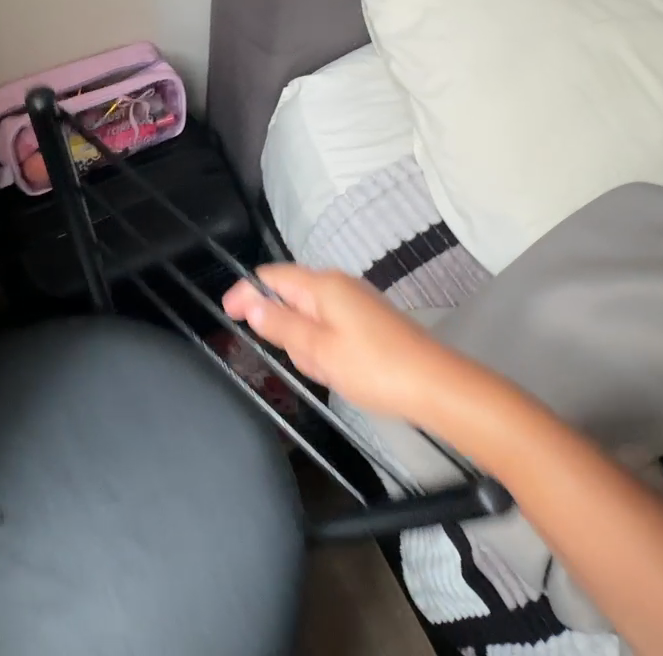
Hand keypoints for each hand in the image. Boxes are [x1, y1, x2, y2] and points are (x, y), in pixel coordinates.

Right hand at [222, 264, 457, 418]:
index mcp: (323, 285)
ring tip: (324, 369)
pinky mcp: (368, 321)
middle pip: (290, 294)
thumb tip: (250, 303)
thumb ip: (280, 324)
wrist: (434, 385)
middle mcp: (338, 285)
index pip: (271, 276)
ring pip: (310, 316)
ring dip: (305, 342)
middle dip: (282, 325)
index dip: (246, 292)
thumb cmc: (373, 367)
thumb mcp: (317, 349)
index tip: (228, 314)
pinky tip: (338, 370)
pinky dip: (324, 347)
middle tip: (296, 358)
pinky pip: (330, 327)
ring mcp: (355, 302)